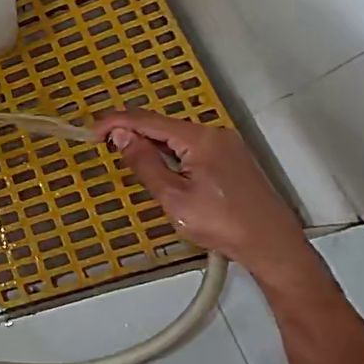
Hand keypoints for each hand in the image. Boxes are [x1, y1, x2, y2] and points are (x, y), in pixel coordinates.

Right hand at [93, 109, 320, 283]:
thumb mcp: (174, 198)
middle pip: (164, 124)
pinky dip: (171, 152)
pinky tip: (162, 169)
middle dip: (133, 131)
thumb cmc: (222, 224)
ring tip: (129, 158)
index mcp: (200, 138)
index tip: (92, 132)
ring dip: (152, 143)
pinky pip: (193, 146)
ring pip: (179, 136)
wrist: (271, 244)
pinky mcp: (232, 159)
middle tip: (105, 146)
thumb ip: (145, 164)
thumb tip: (121, 135)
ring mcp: (226, 145)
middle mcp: (214, 133)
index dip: (116, 122)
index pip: (148, 120)